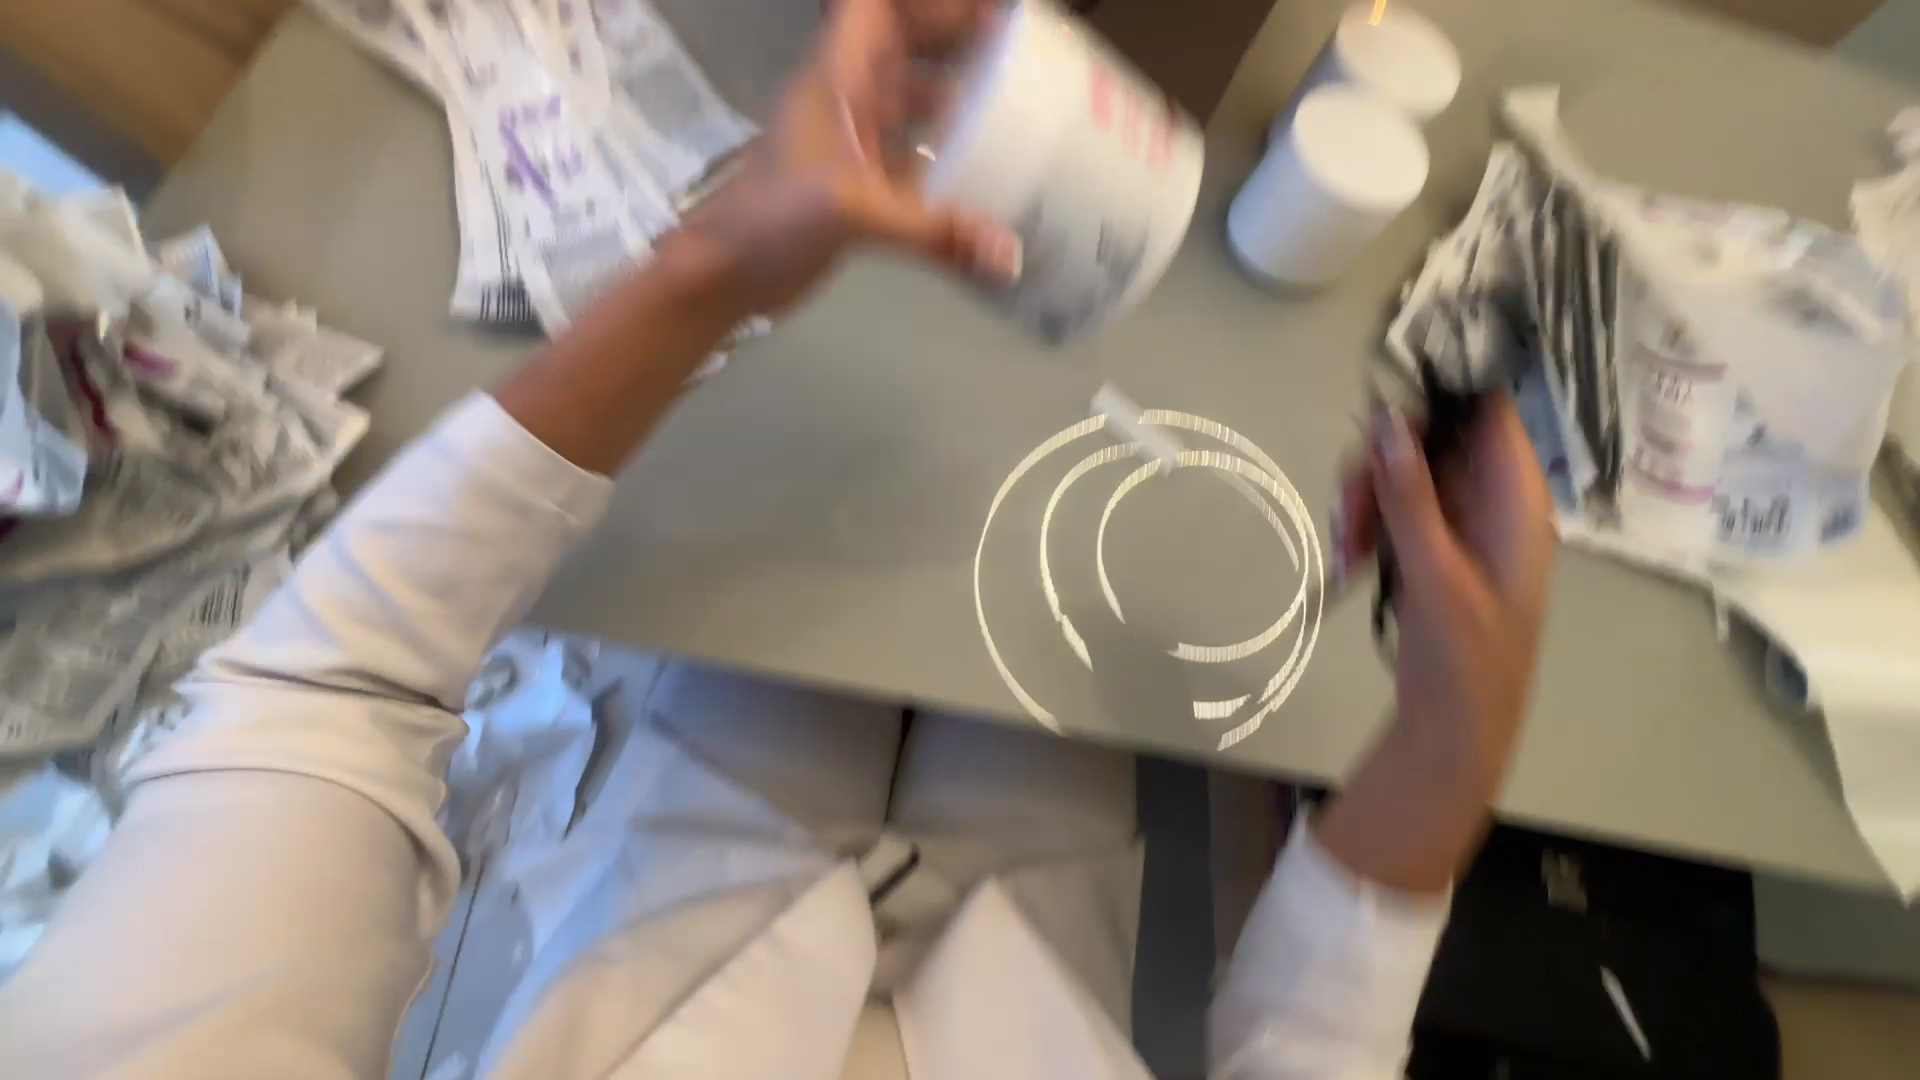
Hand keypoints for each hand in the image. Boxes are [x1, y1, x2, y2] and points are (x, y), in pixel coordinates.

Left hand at [671, 0, 1021, 315]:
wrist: (727, 273)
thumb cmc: (773, 220)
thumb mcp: (854, 212)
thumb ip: (933, 232)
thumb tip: (1008, 256)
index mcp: (836, 79)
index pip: (876, 9)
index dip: (926, 5)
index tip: (982, 13)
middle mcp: (844, 103)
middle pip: (900, 48)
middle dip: (950, 42)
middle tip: (1008, 55)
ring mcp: (849, 148)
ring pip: (904, 106)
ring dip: (948, 102)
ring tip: (1002, 110)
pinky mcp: (854, 190)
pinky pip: (905, 162)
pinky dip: (938, 165)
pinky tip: (973, 180)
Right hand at [1334, 394, 1556, 789]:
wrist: (1453, 718)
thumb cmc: (1465, 653)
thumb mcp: (1436, 571)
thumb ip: (1411, 495)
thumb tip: (1387, 421)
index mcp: (1515, 499)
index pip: (1486, 414)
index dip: (1437, 402)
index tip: (1378, 420)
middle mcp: (1487, 498)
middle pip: (1425, 441)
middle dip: (1376, 468)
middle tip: (1346, 513)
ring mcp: (1453, 519)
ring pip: (1396, 473)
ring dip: (1360, 502)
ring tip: (1344, 548)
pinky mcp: (1425, 541)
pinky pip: (1387, 507)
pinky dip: (1361, 524)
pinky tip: (1348, 557)